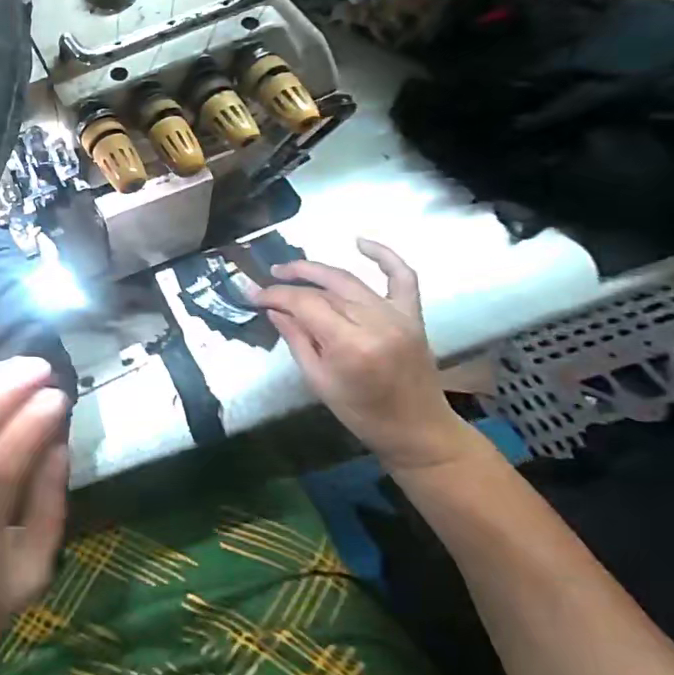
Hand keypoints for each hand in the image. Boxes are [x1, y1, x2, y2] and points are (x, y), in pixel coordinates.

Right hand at [249, 238, 478, 470]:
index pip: (304, 304)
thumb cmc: (363, 414)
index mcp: (350, 345)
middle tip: (268, 278)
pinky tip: (360, 242)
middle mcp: (376, 323)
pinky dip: (385, 256)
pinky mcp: (413, 316)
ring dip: (318, 269)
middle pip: (325, 289)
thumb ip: (296, 339)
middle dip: (292, 280)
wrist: (420, 432)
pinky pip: (402, 277)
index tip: (253, 296)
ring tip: (291, 268)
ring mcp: (398, 316)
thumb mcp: (318, 381)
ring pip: (350, 280)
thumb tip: (274, 309)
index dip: (275, 295)